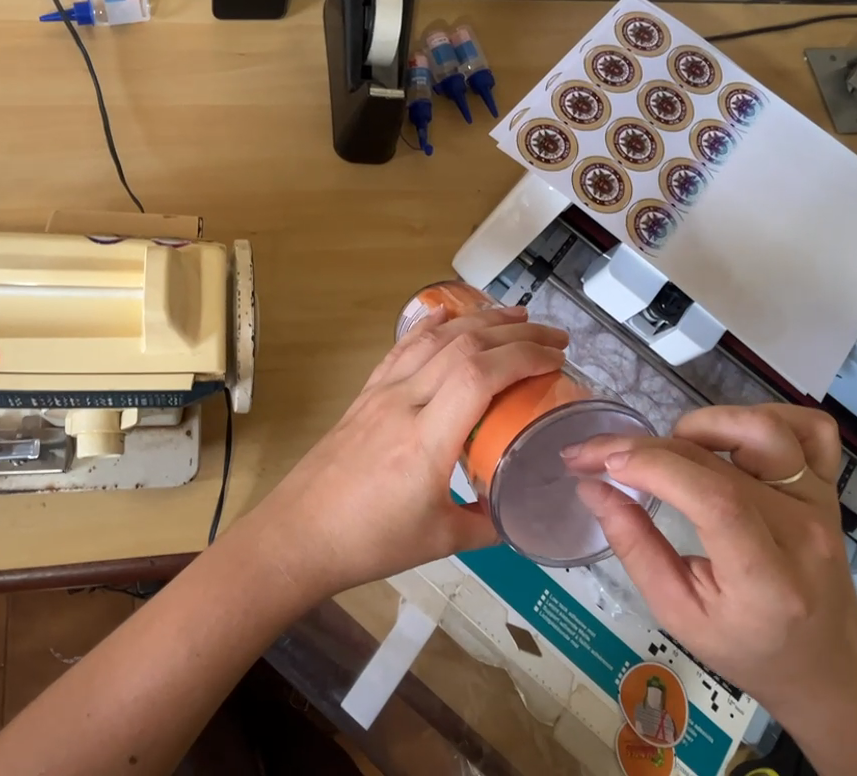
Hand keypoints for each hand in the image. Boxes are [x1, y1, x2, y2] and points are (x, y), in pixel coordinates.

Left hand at [238, 304, 569, 603]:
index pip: (478, 375)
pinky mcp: (365, 395)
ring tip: (516, 317)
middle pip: (462, 346)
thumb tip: (516, 508)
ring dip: (478, 322)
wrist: (299, 534)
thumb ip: (486, 522)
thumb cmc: (369, 542)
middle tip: (554, 338)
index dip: (523, 357)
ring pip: (433, 339)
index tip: (557, 359)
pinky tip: (448, 315)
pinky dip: (430, 327)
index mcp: (425, 441)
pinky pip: (401, 349)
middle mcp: (402, 404)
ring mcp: (380, 394)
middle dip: (514, 334)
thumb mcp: (441, 541)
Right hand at [563, 404, 856, 710]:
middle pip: (717, 460)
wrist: (828, 663)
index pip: (714, 499)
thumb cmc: (748, 647)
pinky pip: (809, 427)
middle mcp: (801, 529)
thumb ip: (634, 548)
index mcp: (768, 578)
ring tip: (671, 449)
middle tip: (594, 456)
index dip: (653, 468)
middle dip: (643, 448)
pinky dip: (764, 417)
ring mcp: (820, 501)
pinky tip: (727, 438)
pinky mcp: (827, 485)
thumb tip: (591, 487)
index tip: (600, 465)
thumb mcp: (677, 614)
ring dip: (703, 424)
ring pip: (764, 428)